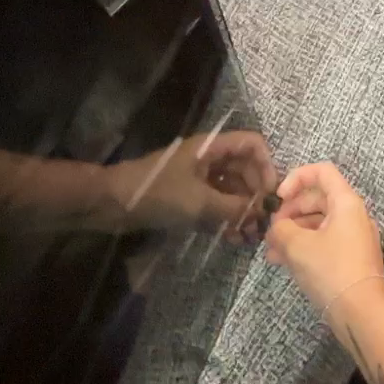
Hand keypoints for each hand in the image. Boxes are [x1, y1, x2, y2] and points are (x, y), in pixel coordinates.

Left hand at [106, 130, 277, 242]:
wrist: (113, 203)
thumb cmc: (158, 193)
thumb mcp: (199, 202)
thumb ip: (234, 207)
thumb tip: (263, 213)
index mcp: (212, 147)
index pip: (252, 145)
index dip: (267, 167)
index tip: (271, 196)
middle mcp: (209, 158)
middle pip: (245, 169)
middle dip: (256, 195)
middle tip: (263, 224)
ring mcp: (199, 176)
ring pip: (232, 188)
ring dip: (243, 210)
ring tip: (250, 237)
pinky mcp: (189, 194)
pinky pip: (217, 201)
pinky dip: (226, 217)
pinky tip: (233, 238)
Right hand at [264, 162, 383, 317]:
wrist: (363, 314)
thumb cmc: (332, 271)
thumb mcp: (298, 246)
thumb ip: (281, 229)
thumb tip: (277, 229)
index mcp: (346, 202)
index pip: (321, 172)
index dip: (296, 178)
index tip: (278, 198)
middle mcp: (353, 215)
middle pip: (317, 198)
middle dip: (290, 212)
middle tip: (272, 231)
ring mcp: (353, 238)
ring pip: (318, 223)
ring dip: (293, 233)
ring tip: (272, 253)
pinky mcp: (350, 259)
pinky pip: (324, 242)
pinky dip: (304, 247)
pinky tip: (284, 263)